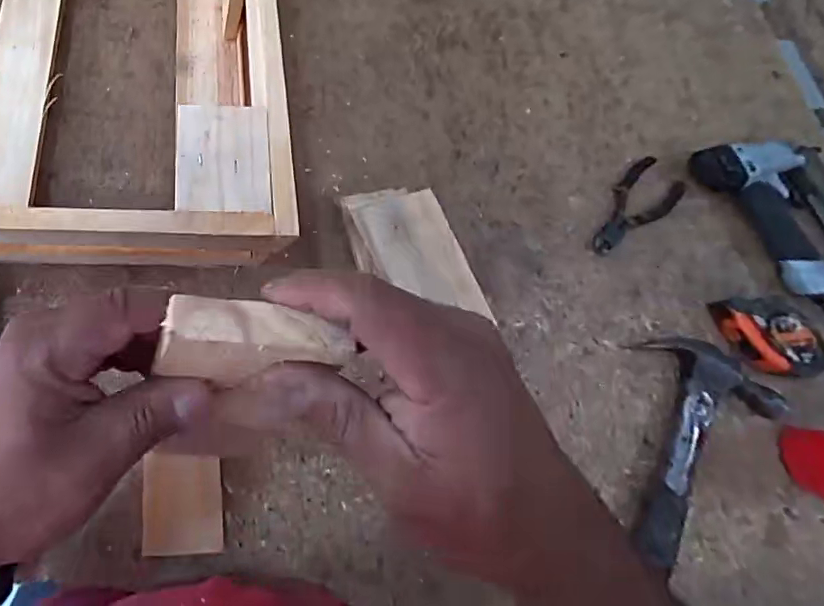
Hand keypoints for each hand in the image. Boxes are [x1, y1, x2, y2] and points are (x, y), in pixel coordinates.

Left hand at [0, 288, 211, 605]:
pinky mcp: (39, 360)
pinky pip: (91, 345)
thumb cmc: (23, 491)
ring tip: (182, 373)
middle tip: (202, 359)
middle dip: (160, 334)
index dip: (168, 317)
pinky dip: (122, 360)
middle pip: (114, 312)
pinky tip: (148, 382)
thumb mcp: (95, 456)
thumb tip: (207, 391)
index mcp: (48, 341)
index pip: (120, 307)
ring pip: (105, 327)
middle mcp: (40, 327)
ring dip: (144, 347)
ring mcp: (37, 342)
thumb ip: (152, 413)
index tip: (210, 337)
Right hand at [211, 271, 671, 603]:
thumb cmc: (478, 515)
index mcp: (441, 359)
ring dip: (340, 310)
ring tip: (295, 331)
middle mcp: (457, 328)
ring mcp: (467, 329)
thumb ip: (337, 417)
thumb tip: (273, 375)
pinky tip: (344, 348)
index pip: (365, 300)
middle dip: (318, 299)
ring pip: (388, 299)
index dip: (312, 291)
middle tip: (271, 320)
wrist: (557, 533)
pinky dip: (366, 323)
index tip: (266, 299)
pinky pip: (405, 315)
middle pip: (374, 292)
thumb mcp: (399, 480)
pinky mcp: (468, 339)